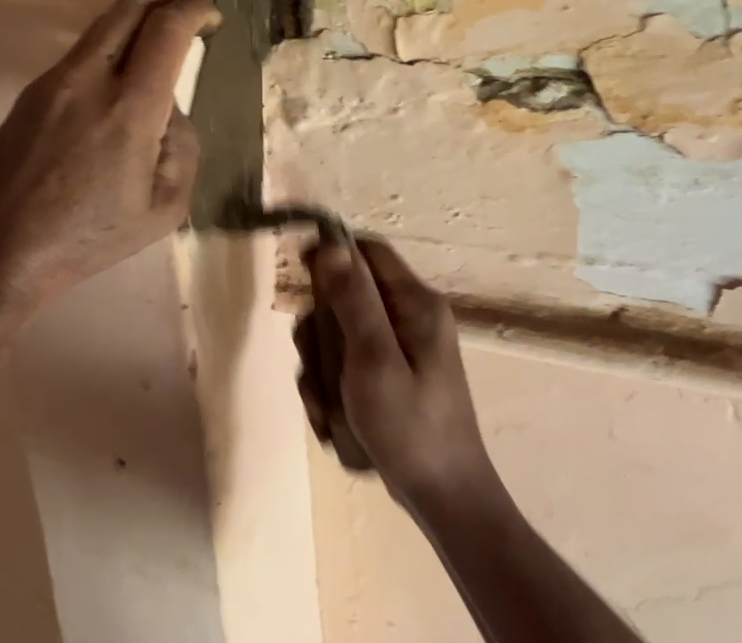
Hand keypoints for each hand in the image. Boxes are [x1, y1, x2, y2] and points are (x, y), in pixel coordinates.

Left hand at [0, 0, 219, 303]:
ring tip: (159, 12)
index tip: (211, 17)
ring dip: (135, 9)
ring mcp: (53, 82)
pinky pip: (79, 53)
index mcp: (130, 108)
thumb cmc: (89, 237)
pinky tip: (120, 61)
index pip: (168, 28)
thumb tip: (169, 110)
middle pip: (130, 6)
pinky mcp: (30, 94)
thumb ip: (182, 147)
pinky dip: (110, 40)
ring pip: (100, 25)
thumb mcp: (165, 208)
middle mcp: (89, 79)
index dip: (196, 9)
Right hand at [297, 238, 492, 502]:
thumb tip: (330, 243)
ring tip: (329, 408)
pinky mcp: (389, 378)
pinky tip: (336, 423)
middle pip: (344, 296)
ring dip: (321, 370)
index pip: (365, 250)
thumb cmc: (410, 427)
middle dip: (320, 333)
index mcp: (415, 303)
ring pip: (337, 336)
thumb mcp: (373, 359)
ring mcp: (400, 350)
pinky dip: (333, 392)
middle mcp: (409, 318)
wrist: (444, 498)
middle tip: (319, 368)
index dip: (328, 256)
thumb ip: (352, 300)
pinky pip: (345, 367)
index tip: (296, 280)